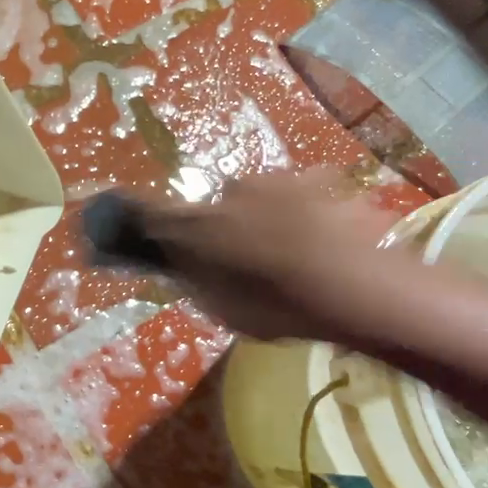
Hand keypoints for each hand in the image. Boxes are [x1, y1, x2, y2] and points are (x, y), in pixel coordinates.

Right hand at [139, 170, 406, 341]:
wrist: (367, 290)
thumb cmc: (285, 308)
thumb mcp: (224, 308)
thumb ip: (195, 280)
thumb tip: (177, 268)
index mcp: (199, 224)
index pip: (149, 210)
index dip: (131, 212)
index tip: (119, 215)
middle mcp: (230, 192)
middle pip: (211, 207)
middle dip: (219, 226)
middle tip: (240, 259)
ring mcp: (277, 181)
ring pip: (255, 199)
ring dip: (261, 218)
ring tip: (288, 254)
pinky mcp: (317, 179)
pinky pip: (295, 195)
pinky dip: (299, 212)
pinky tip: (318, 241)